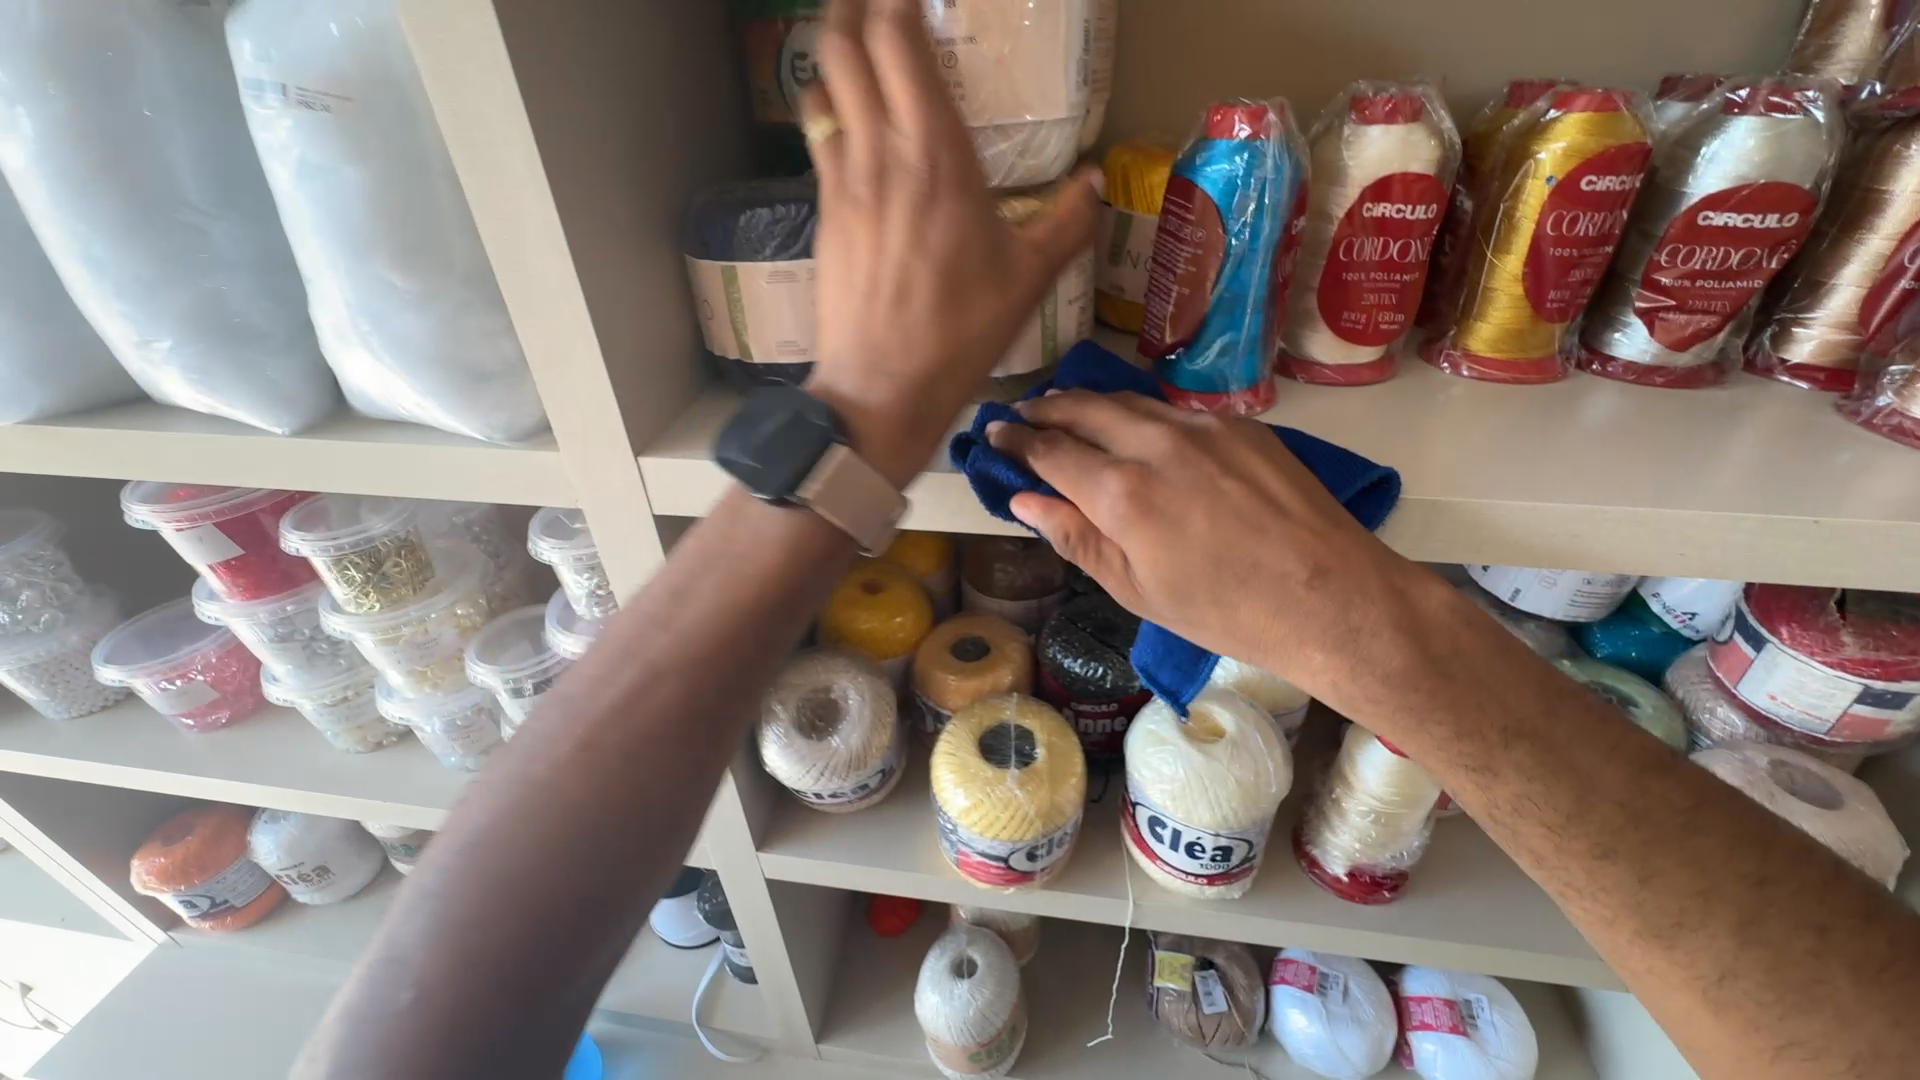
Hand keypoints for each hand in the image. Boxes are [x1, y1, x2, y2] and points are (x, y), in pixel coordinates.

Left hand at [799, 0, 1101, 487]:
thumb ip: (1068, 223)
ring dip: (833, 54)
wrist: (881, 390)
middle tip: (878, 2)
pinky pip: (818, 140)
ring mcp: (842, 183)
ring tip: (858, 50)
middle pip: (843, 43)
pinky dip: (828, 112)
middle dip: (853, 5)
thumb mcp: (1027, 282)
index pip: (899, 41)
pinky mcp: (822, 215)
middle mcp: (881, 154)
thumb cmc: (959, 337)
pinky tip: (850, 126)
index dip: (897, 2)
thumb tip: (1096, 182)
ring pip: (820, 87)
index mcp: (937, 156)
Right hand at [987, 390, 1442, 701]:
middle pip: (1084, 408)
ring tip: (1067, 411)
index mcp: (1122, 493)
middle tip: (1021, 413)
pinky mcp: (1241, 424)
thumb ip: (1075, 538)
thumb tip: (1023, 501)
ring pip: (1129, 400)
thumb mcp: (1135, 589)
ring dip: (1089, 403)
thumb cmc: (1224, 610)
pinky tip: (1136, 429)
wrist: (1330, 596)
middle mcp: (1156, 443)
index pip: (1051, 450)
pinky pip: (1174, 411)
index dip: (1016, 440)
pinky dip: (1140, 414)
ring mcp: (1203, 427)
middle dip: (1045, 408)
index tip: (995, 433)